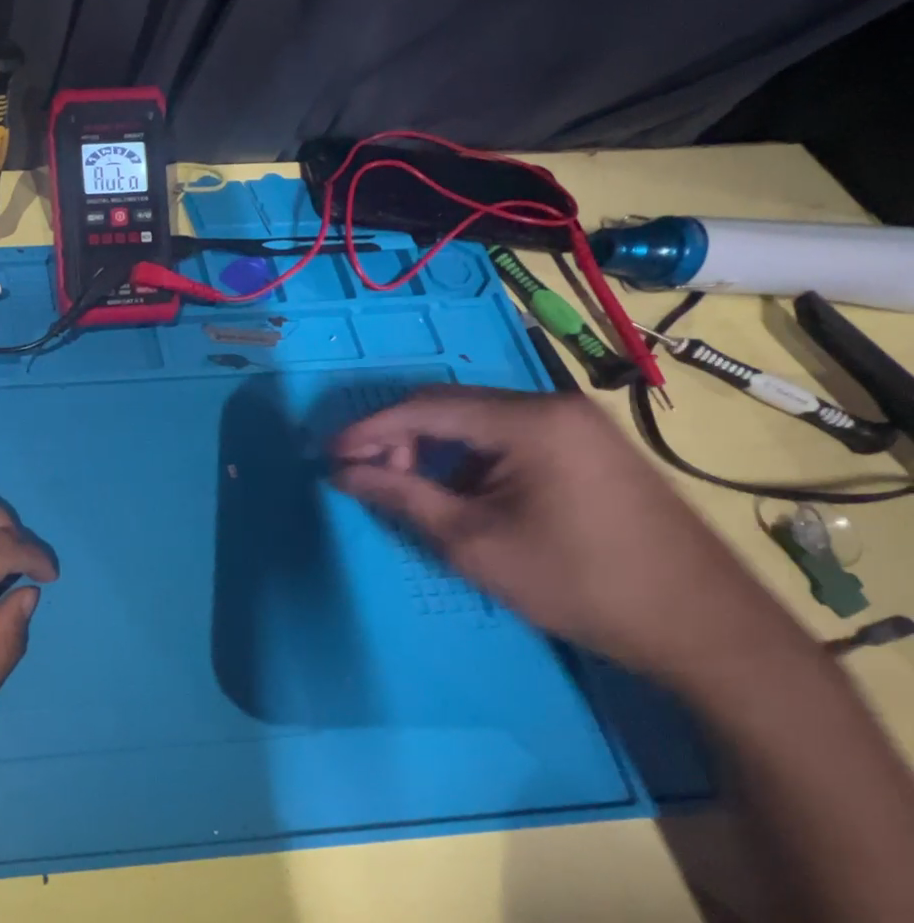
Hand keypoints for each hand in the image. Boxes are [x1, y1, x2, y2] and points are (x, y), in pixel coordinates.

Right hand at [331, 386, 803, 684]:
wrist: (702, 625)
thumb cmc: (577, 582)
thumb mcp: (472, 543)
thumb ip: (401, 496)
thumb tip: (343, 472)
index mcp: (527, 420)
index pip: (424, 408)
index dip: (368, 429)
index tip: (327, 456)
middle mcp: (554, 405)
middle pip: (451, 405)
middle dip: (399, 437)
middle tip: (367, 476)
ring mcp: (579, 422)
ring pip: (479, 420)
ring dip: (435, 448)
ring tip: (411, 490)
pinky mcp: (592, 445)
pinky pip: (510, 436)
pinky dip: (472, 458)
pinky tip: (463, 493)